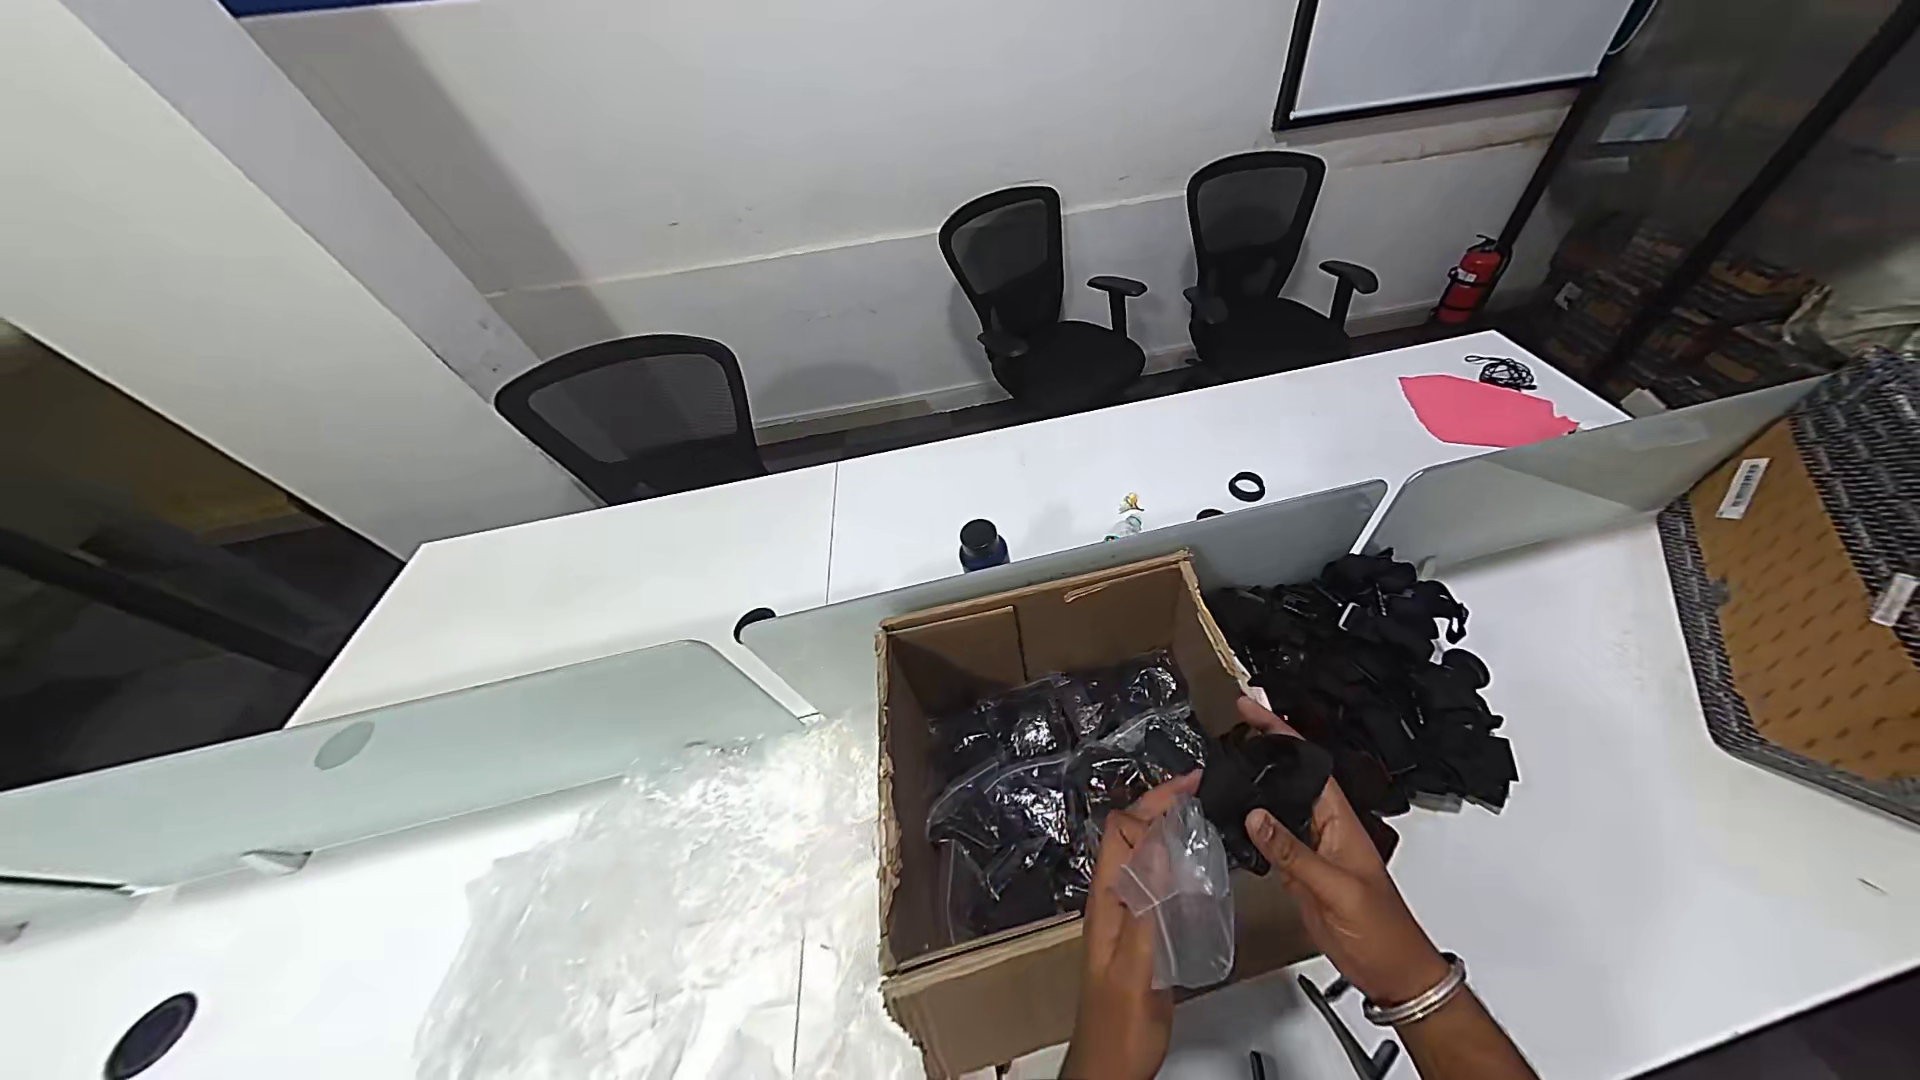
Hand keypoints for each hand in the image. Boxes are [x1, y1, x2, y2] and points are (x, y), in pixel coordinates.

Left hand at [1061, 770, 1201, 1079]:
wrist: (1109, 1064)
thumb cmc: (1118, 1025)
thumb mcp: (1137, 971)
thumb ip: (1146, 913)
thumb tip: (1158, 851)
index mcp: (1106, 897)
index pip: (1121, 831)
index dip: (1151, 805)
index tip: (1187, 790)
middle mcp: (1111, 894)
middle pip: (1130, 833)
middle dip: (1159, 804)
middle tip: (1195, 787)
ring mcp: (1123, 909)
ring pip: (1141, 851)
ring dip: (1165, 825)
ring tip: (1196, 812)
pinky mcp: (1138, 925)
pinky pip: (1153, 876)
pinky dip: (1172, 857)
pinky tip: (1192, 861)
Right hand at [1236, 697, 1449, 1005]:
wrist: (1391, 974)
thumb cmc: (1381, 930)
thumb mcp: (1337, 888)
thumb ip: (1293, 852)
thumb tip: (1255, 815)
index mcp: (1338, 818)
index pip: (1306, 762)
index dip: (1279, 731)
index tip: (1251, 707)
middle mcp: (1320, 823)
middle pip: (1288, 773)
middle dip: (1262, 744)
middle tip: (1230, 722)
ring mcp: (1307, 843)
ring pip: (1275, 800)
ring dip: (1252, 778)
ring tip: (1222, 756)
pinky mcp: (1295, 865)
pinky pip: (1266, 832)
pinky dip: (1246, 816)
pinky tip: (1229, 810)